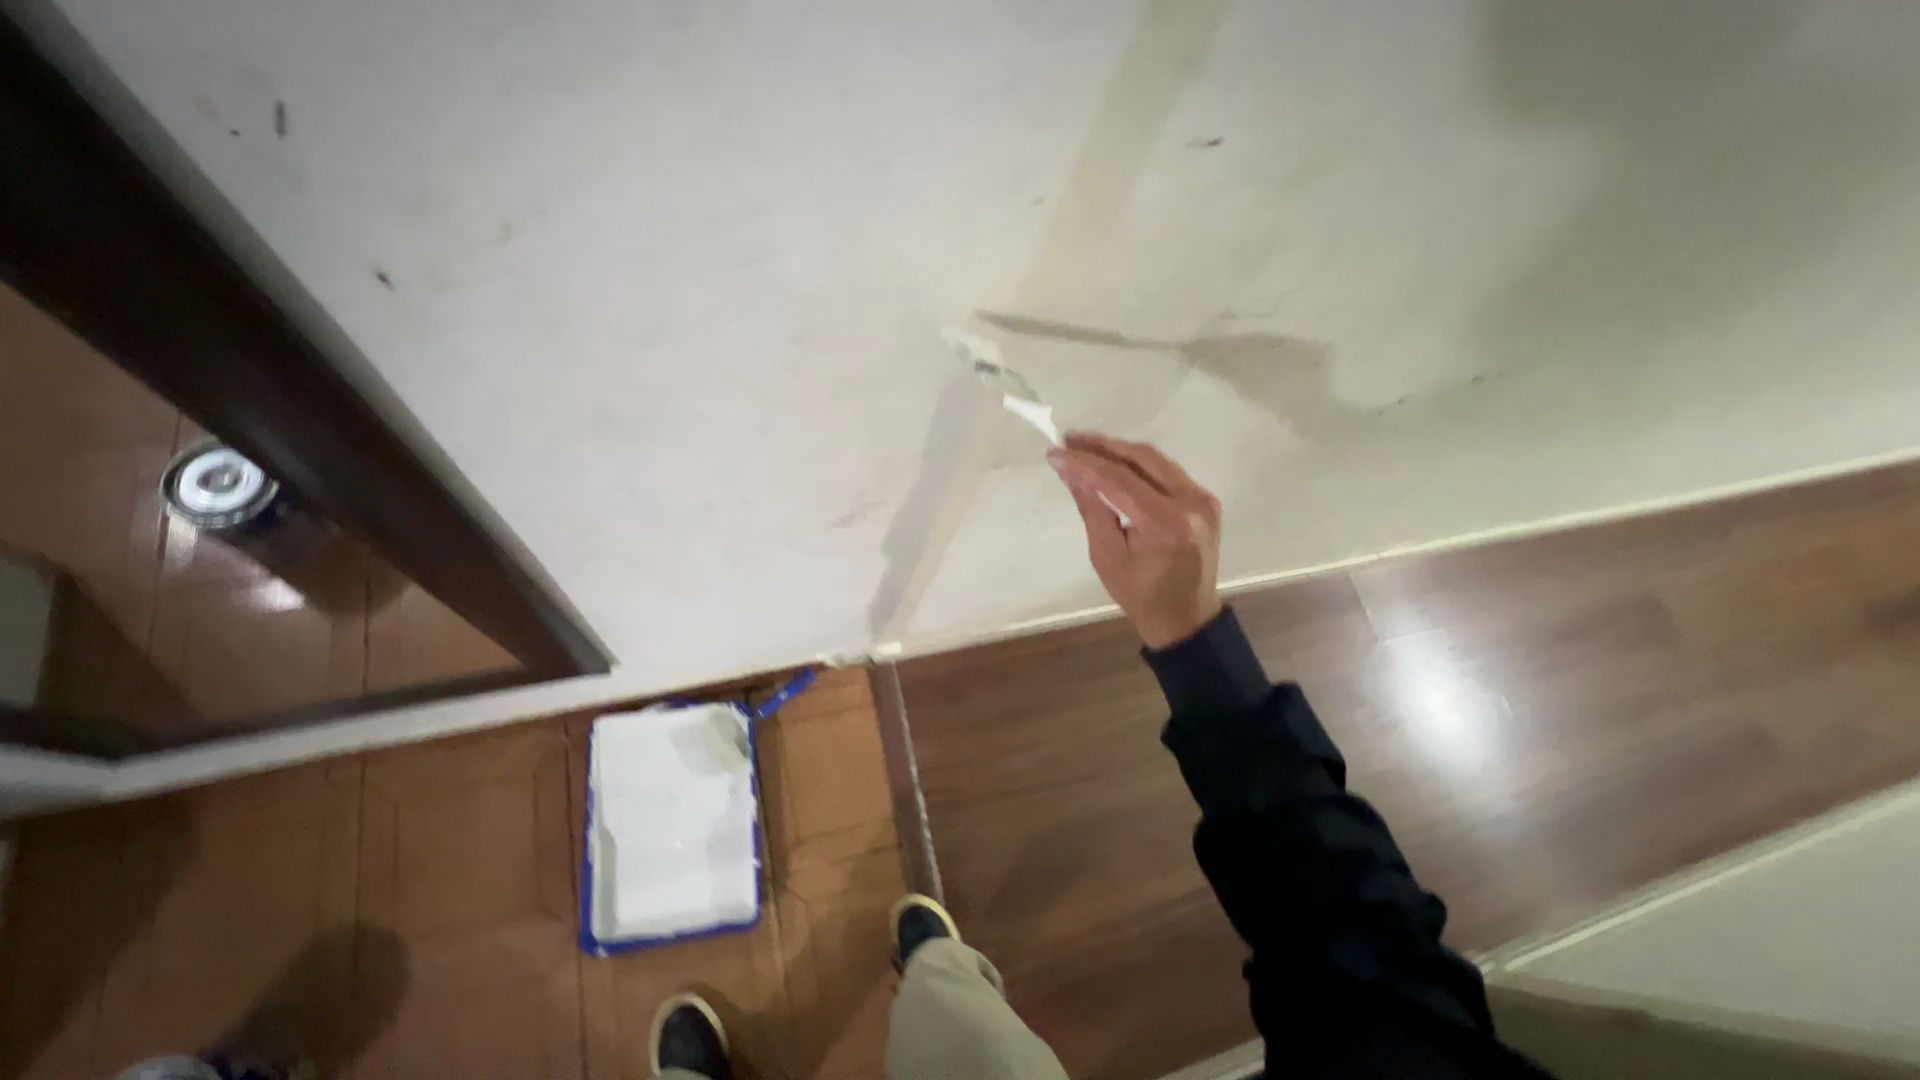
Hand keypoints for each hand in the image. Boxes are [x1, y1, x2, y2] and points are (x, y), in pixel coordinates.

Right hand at [1047, 432, 1222, 649]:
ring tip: (1085, 447)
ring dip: (1119, 451)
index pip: (1118, 480)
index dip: (1084, 463)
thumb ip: (1090, 507)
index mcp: (1165, 525)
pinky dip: (1139, 464)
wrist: (1185, 617)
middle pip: (1141, 459)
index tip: (1055, 452)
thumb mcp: (1106, 554)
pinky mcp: (1205, 499)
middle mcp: (1191, 503)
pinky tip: (1114, 462)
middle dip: (1102, 447)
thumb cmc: (1139, 594)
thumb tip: (1068, 468)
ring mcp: (1203, 499)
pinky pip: (1168, 471)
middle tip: (1068, 441)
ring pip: (1156, 460)